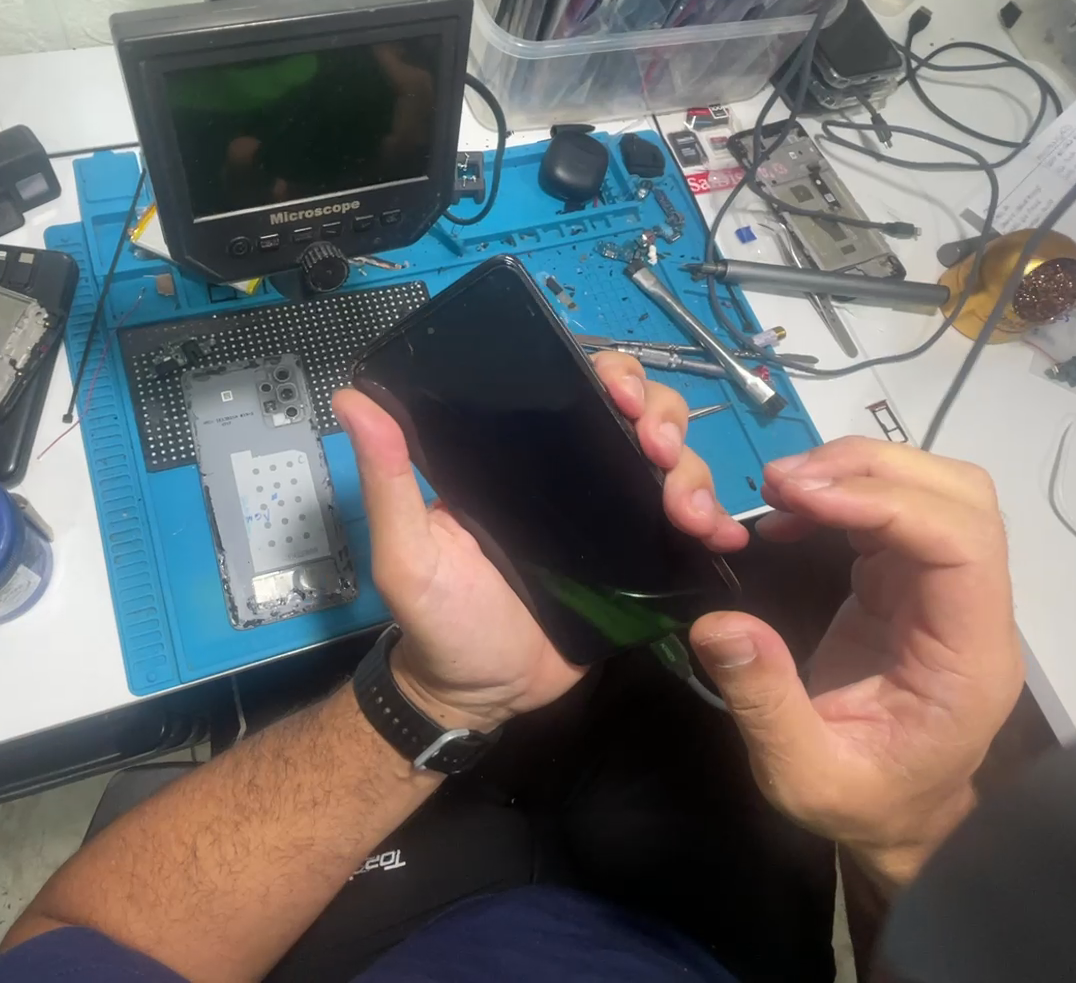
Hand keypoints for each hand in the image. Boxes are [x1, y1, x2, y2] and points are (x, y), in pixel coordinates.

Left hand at [333, 352, 746, 733]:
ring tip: (688, 509)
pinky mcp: (637, 562)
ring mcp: (607, 517)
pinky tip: (720, 536)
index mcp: (513, 461)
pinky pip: (681, 527)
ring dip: (691, 471)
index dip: (605, 377)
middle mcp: (565, 477)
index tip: (619, 394)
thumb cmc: (438, 621)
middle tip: (658, 450)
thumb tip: (355, 397)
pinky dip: (710, 521)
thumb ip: (388, 481)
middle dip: (660, 418)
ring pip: (666, 464)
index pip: (566, 392)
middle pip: (631, 417)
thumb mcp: (406, 552)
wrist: (481, 697)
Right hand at [687, 437, 1022, 890]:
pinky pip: (888, 513)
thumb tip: (718, 622)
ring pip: (930, 491)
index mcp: (966, 654)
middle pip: (959, 496)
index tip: (794, 495)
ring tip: (778, 487)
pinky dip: (838, 495)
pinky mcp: (905, 585)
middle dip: (870, 468)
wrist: (897, 817)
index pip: (959, 542)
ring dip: (855, 471)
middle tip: (780, 481)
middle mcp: (968, 610)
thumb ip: (763, 702)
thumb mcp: (802, 774)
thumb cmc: (862, 801)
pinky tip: (787, 515)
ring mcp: (939, 592)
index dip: (882, 501)